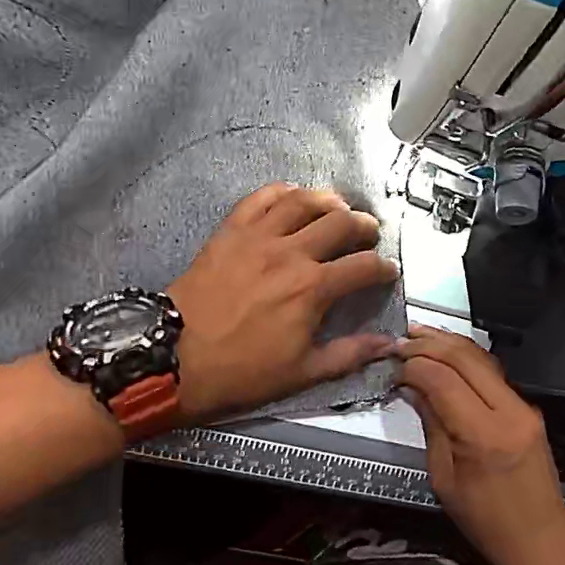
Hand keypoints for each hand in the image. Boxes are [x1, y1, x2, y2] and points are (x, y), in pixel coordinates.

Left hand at [166, 183, 399, 423]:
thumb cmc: (240, 370)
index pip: (363, 267)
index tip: (388, 271)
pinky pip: (261, 198)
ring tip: (338, 207)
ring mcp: (259, 236)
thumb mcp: (302, 373)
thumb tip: (388, 345)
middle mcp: (291, 253)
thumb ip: (349, 354)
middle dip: (364, 225)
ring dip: (328, 201)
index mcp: (312, 288)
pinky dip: (282, 191)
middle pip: (340, 223)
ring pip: (303, 201)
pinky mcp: (231, 230)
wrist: (176, 355)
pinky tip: (293, 196)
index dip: (383, 268)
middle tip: (369, 233)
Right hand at [395, 326, 564, 564]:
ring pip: (480, 357)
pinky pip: (491, 372)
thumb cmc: (485, 522)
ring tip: (417, 335)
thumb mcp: (443, 478)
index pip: (442, 379)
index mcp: (484, 435)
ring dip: (447, 343)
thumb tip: (411, 386)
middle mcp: (509, 410)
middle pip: (463, 357)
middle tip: (399, 340)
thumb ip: (431, 424)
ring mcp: (523, 406)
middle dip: (428, 344)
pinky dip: (464, 357)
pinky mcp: (528, 409)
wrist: (543, 545)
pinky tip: (444, 353)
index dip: (413, 366)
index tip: (391, 366)